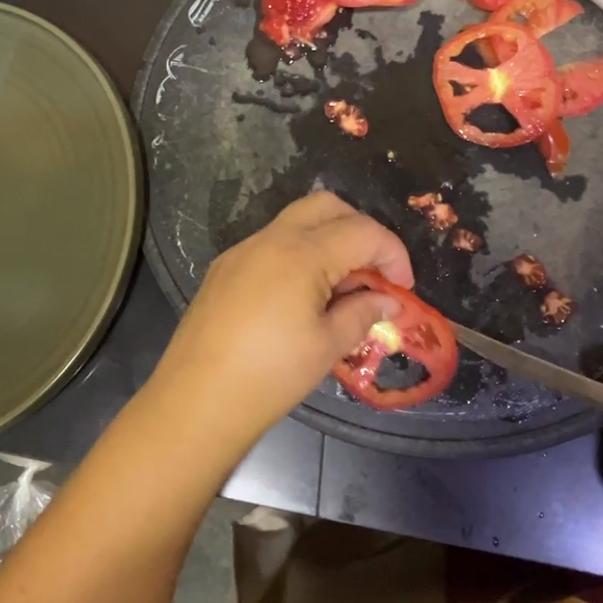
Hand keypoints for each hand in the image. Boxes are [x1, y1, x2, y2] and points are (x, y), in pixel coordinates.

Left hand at [145, 192, 411, 452]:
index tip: (403, 287)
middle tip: (374, 271)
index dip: (392, 253)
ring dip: (327, 240)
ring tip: (341, 288)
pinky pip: (269, 244)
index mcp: (301, 253)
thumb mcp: (328, 346)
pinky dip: (297, 255)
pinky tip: (302, 297)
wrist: (198, 397)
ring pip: (295, 222)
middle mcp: (270, 239)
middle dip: (359, 229)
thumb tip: (388, 300)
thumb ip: (362, 314)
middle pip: (326, 206)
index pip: (362, 231)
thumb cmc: (271, 374)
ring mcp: (242, 250)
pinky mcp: (224, 268)